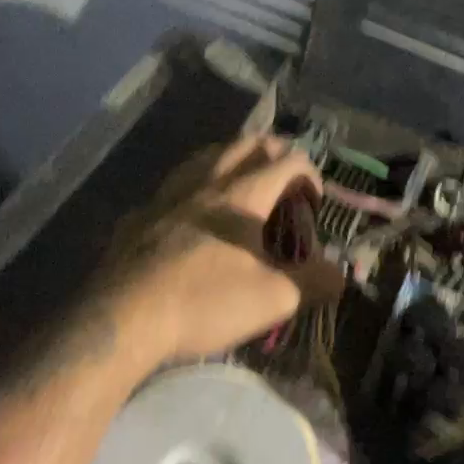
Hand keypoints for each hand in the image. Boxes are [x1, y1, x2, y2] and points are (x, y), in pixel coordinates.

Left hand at [92, 135, 339, 365]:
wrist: (123, 320)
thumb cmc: (206, 302)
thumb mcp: (275, 299)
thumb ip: (314, 281)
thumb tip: (340, 275)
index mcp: (244, 195)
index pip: (288, 160)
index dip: (310, 175)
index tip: (313, 207)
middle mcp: (207, 182)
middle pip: (247, 144)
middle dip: (274, 155)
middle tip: (284, 185)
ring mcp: (167, 195)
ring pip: (206, 155)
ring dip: (233, 162)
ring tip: (243, 187)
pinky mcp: (138, 216)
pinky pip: (174, 186)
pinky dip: (195, 188)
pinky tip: (193, 216)